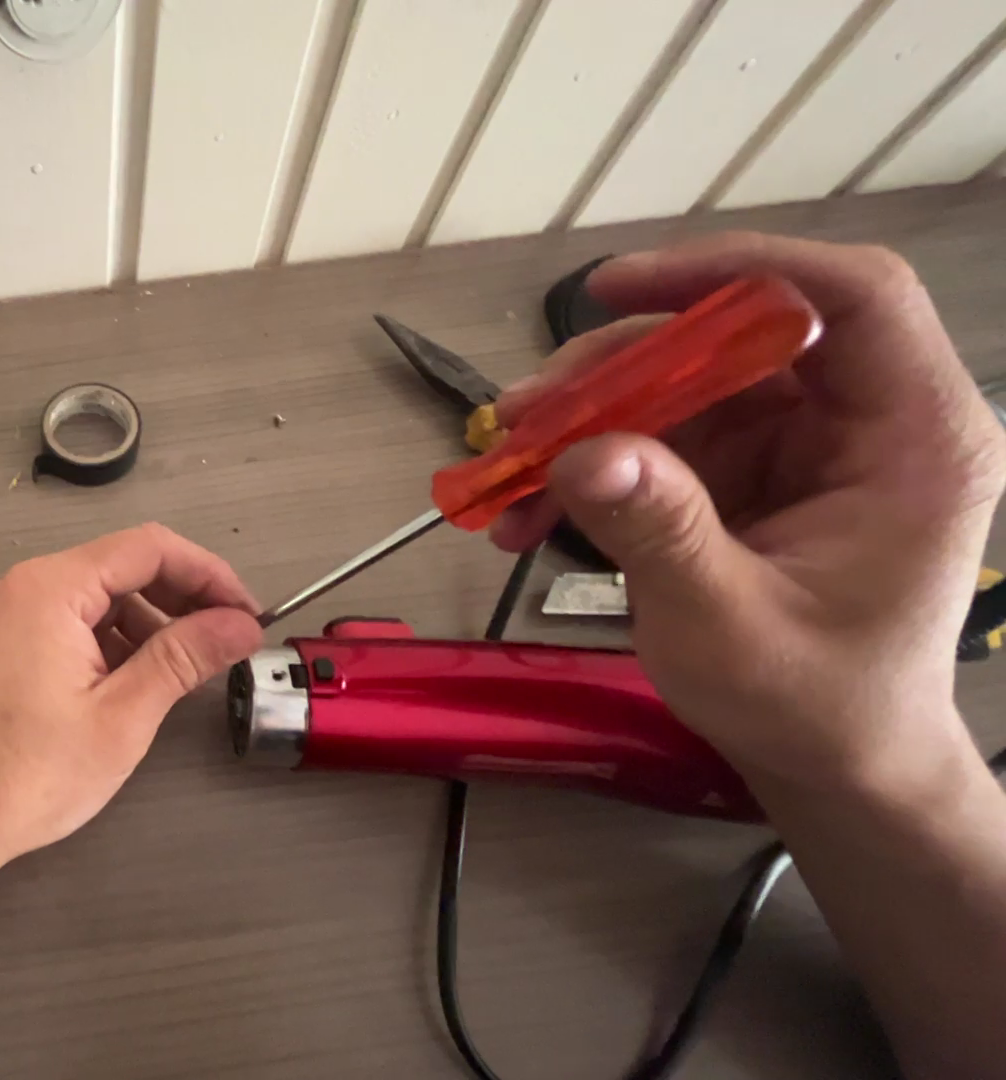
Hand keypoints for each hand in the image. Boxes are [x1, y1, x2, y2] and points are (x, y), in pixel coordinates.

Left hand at [0, 524, 261, 870]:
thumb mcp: (123, 715)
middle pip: (127, 565)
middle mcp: (32, 585)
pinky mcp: (17, 640)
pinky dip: (123, 640)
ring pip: (107, 594)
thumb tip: (242, 624)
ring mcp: (19, 612)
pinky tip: (149, 676)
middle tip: (232, 642)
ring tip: (195, 667)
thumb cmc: (33, 773)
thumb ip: (184, 658)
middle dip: (186, 596)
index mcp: (52, 588)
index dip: (209, 572)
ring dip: (157, 621)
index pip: (148, 548)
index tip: (250, 613)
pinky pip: (83, 620)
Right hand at [493, 232, 1005, 798]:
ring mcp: (774, 450)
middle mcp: (840, 425)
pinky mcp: (719, 478)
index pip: (846, 301)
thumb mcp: (726, 623)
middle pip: (719, 344)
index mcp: (903, 440)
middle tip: (518, 416)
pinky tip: (524, 517)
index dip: (734, 271)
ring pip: (661, 391)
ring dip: (571, 427)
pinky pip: (633, 444)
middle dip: (606, 372)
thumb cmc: (806, 697)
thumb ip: (662, 533)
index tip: (614, 286)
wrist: (818, 755)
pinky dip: (571, 473)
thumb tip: (583, 453)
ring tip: (504, 477)